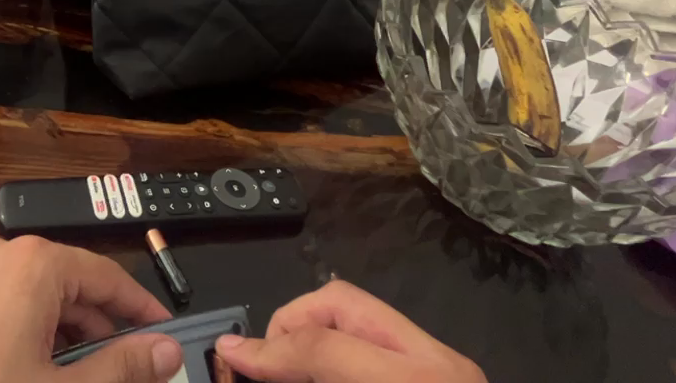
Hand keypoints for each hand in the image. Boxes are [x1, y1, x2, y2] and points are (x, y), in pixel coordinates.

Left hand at [0, 236, 181, 382]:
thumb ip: (122, 369)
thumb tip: (167, 350)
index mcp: (34, 264)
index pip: (106, 275)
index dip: (142, 310)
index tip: (167, 338)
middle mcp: (1, 256)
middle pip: (72, 285)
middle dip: (103, 332)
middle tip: (129, 375)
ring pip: (38, 299)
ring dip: (67, 339)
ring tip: (81, 381)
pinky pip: (6, 307)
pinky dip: (31, 337)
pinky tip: (35, 376)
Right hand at [213, 280, 483, 382]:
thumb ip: (315, 372)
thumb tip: (259, 366)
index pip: (324, 346)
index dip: (269, 352)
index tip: (230, 355)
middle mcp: (435, 364)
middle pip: (341, 303)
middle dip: (292, 322)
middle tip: (266, 363)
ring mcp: (445, 365)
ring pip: (360, 312)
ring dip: (314, 332)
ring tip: (290, 367)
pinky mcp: (445, 372)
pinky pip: (379, 337)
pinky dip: (344, 347)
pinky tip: (327, 371)